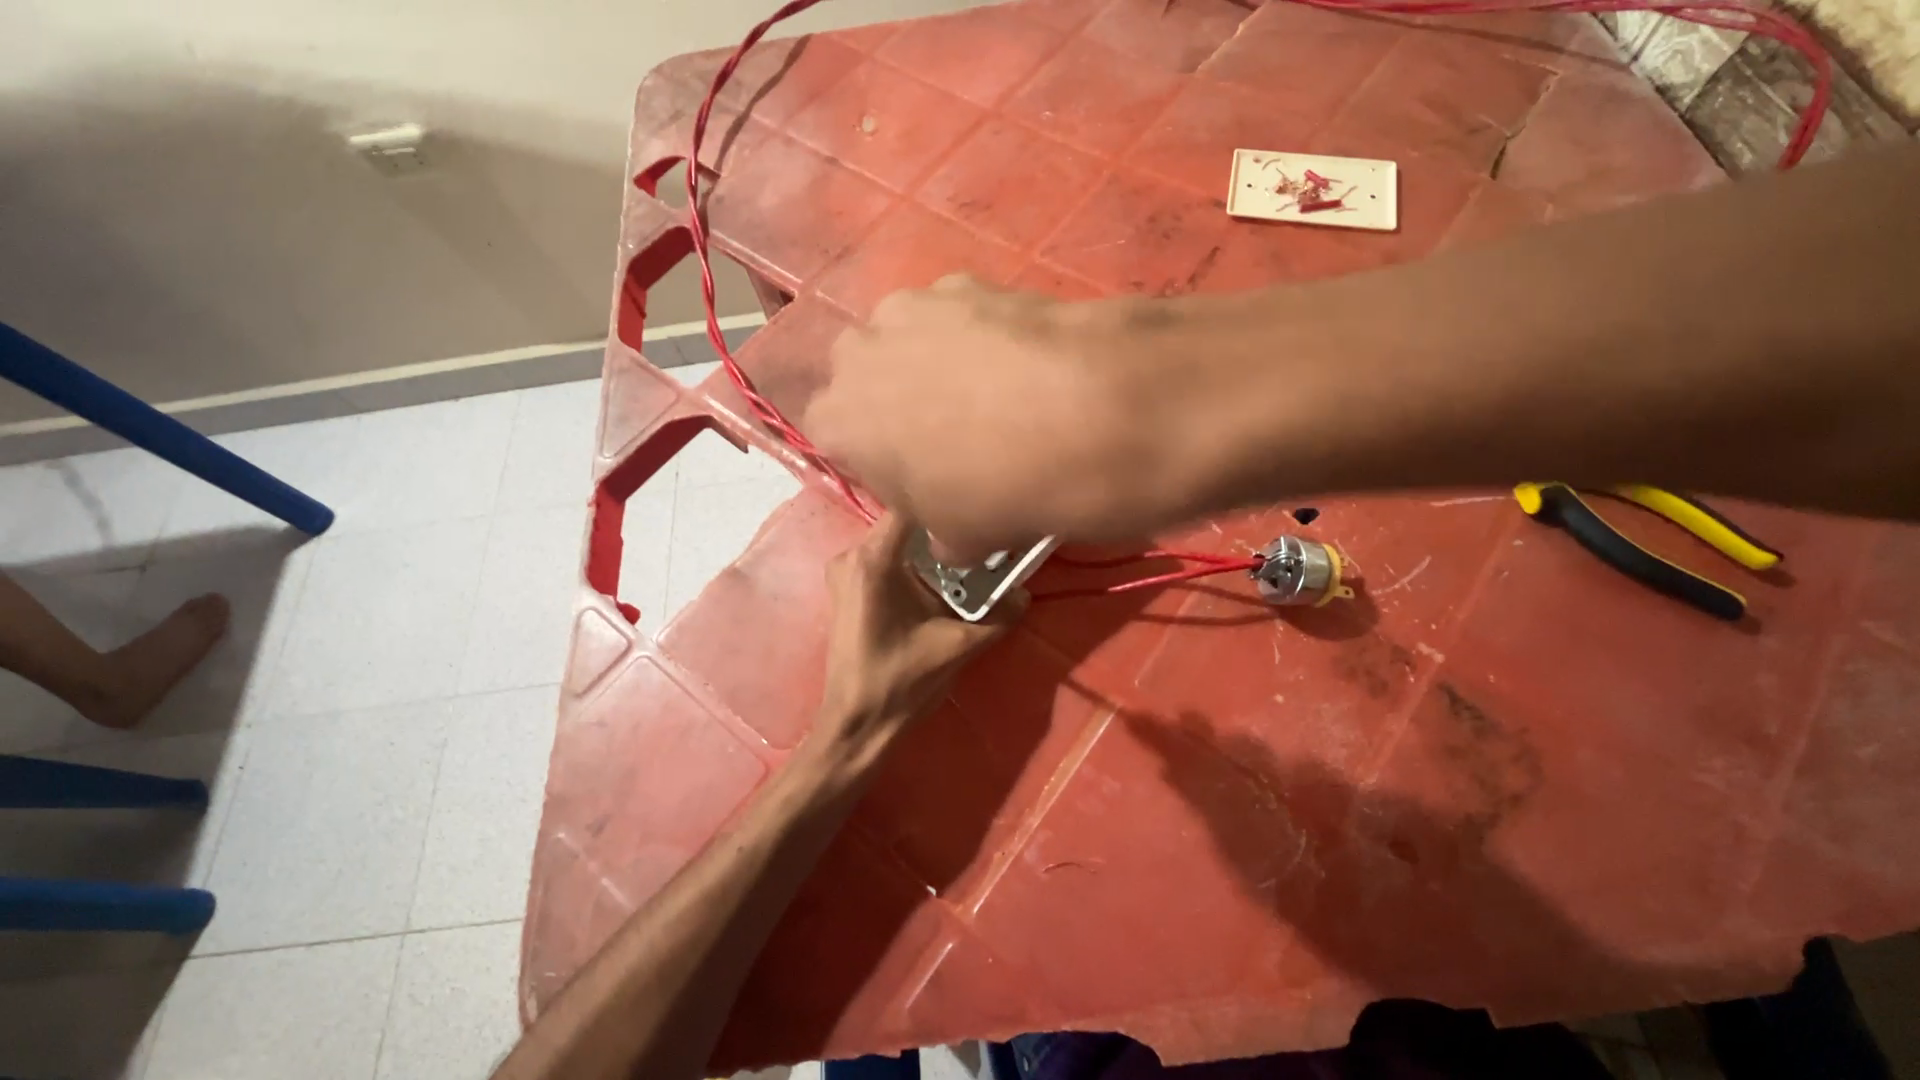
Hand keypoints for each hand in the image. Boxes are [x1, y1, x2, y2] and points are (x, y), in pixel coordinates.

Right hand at [808, 275, 1195, 562]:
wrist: (1086, 415)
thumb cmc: (1001, 490)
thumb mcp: (961, 540)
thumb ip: (937, 530)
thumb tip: (951, 531)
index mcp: (838, 423)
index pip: (836, 440)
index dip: (876, 459)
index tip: (916, 477)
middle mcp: (856, 355)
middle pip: (864, 378)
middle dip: (894, 400)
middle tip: (950, 432)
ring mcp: (911, 307)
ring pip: (906, 337)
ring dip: (932, 360)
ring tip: (993, 392)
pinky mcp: (966, 280)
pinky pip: (956, 313)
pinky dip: (977, 333)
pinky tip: (1021, 360)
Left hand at [815, 512, 1021, 760]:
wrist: (856, 724)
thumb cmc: (900, 683)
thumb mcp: (957, 646)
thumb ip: (996, 616)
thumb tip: (1025, 594)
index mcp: (873, 560)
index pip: (911, 504)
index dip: (944, 500)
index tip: (976, 507)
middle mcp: (852, 555)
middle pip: (904, 521)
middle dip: (941, 527)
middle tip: (978, 534)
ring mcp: (844, 571)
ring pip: (895, 541)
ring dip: (927, 547)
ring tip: (964, 555)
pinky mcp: (846, 589)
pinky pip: (884, 559)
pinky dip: (910, 563)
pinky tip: (936, 579)